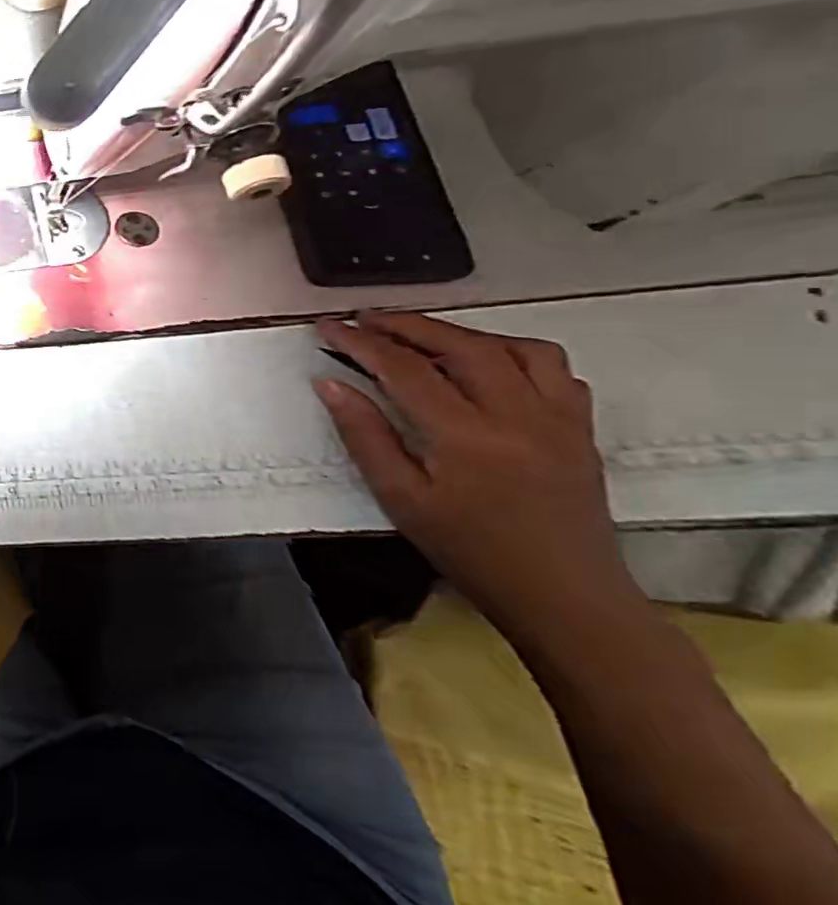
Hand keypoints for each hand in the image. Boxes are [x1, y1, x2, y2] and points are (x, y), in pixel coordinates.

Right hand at [314, 313, 642, 628]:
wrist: (561, 592)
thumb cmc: (468, 549)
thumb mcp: (400, 498)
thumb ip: (365, 435)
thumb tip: (331, 385)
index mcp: (466, 435)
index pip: (405, 369)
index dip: (362, 343)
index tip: (329, 328)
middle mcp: (518, 413)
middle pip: (460, 345)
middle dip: (407, 325)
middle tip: (366, 318)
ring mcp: (559, 416)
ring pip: (513, 347)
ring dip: (461, 333)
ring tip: (424, 336)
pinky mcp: (580, 426)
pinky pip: (554, 369)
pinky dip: (513, 352)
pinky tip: (488, 364)